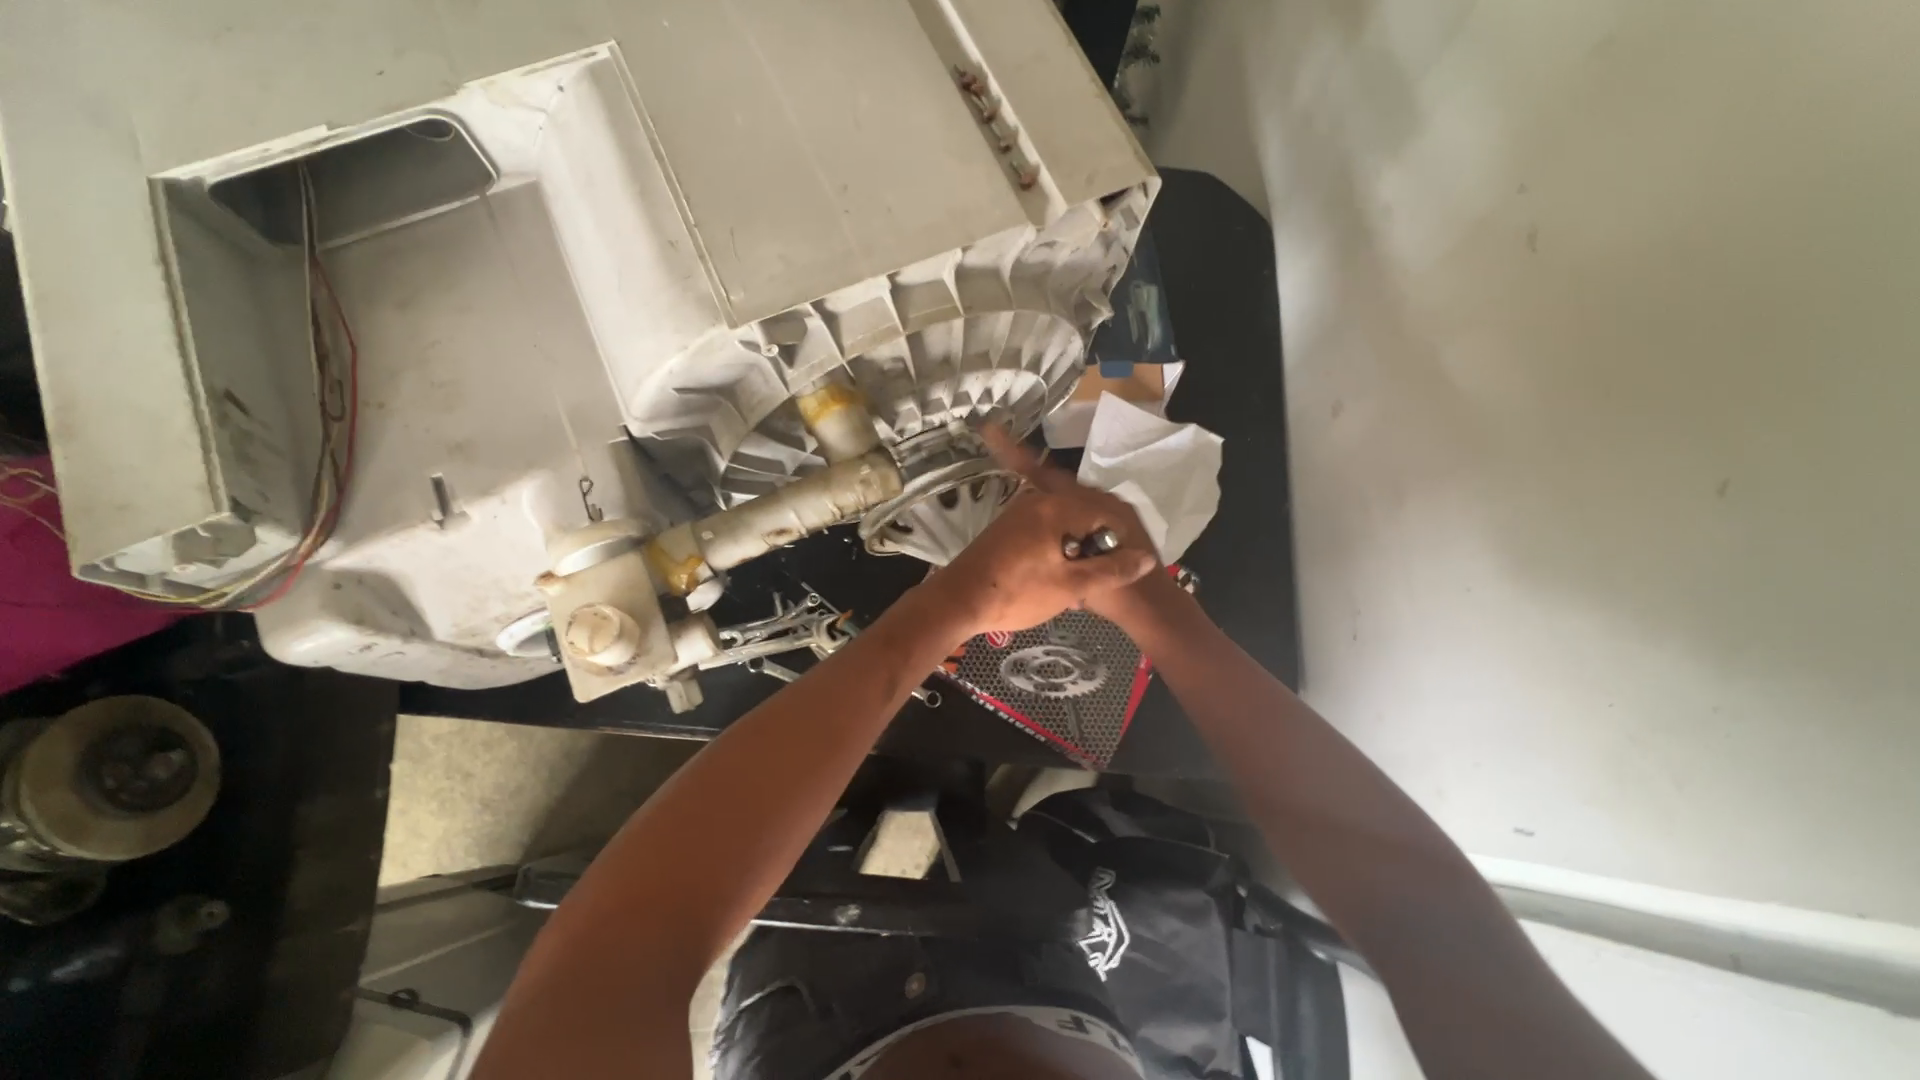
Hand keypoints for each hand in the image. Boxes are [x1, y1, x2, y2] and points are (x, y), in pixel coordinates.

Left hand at [923, 425, 1158, 637]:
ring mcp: (1018, 512)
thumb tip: (1147, 559)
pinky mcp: (1006, 528)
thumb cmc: (1017, 594)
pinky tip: (1053, 577)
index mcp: (1056, 507)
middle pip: (1083, 514)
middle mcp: (1037, 501)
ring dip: (1075, 550)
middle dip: (1095, 545)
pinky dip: (1055, 548)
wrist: (957, 602)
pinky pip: (1044, 530)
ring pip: (1063, 524)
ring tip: (1075, 584)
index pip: (1105, 513)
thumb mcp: (1071, 586)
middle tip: (1096, 579)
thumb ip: (1112, 571)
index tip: (1120, 569)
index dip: (1118, 541)